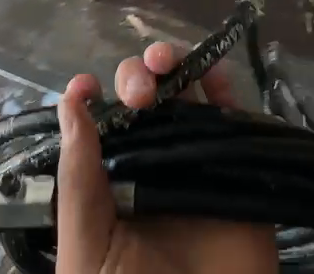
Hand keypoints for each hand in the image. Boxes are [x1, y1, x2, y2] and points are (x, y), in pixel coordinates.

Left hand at [56, 42, 278, 273]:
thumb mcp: (87, 249)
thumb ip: (79, 180)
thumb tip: (70, 104)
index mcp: (112, 187)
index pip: (101, 129)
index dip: (92, 99)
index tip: (85, 87)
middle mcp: (154, 170)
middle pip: (146, 104)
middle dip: (137, 78)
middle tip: (139, 91)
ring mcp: (198, 169)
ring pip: (189, 101)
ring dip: (178, 69)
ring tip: (165, 65)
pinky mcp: (242, 177)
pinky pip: (236, 126)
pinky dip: (226, 91)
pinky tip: (211, 75)